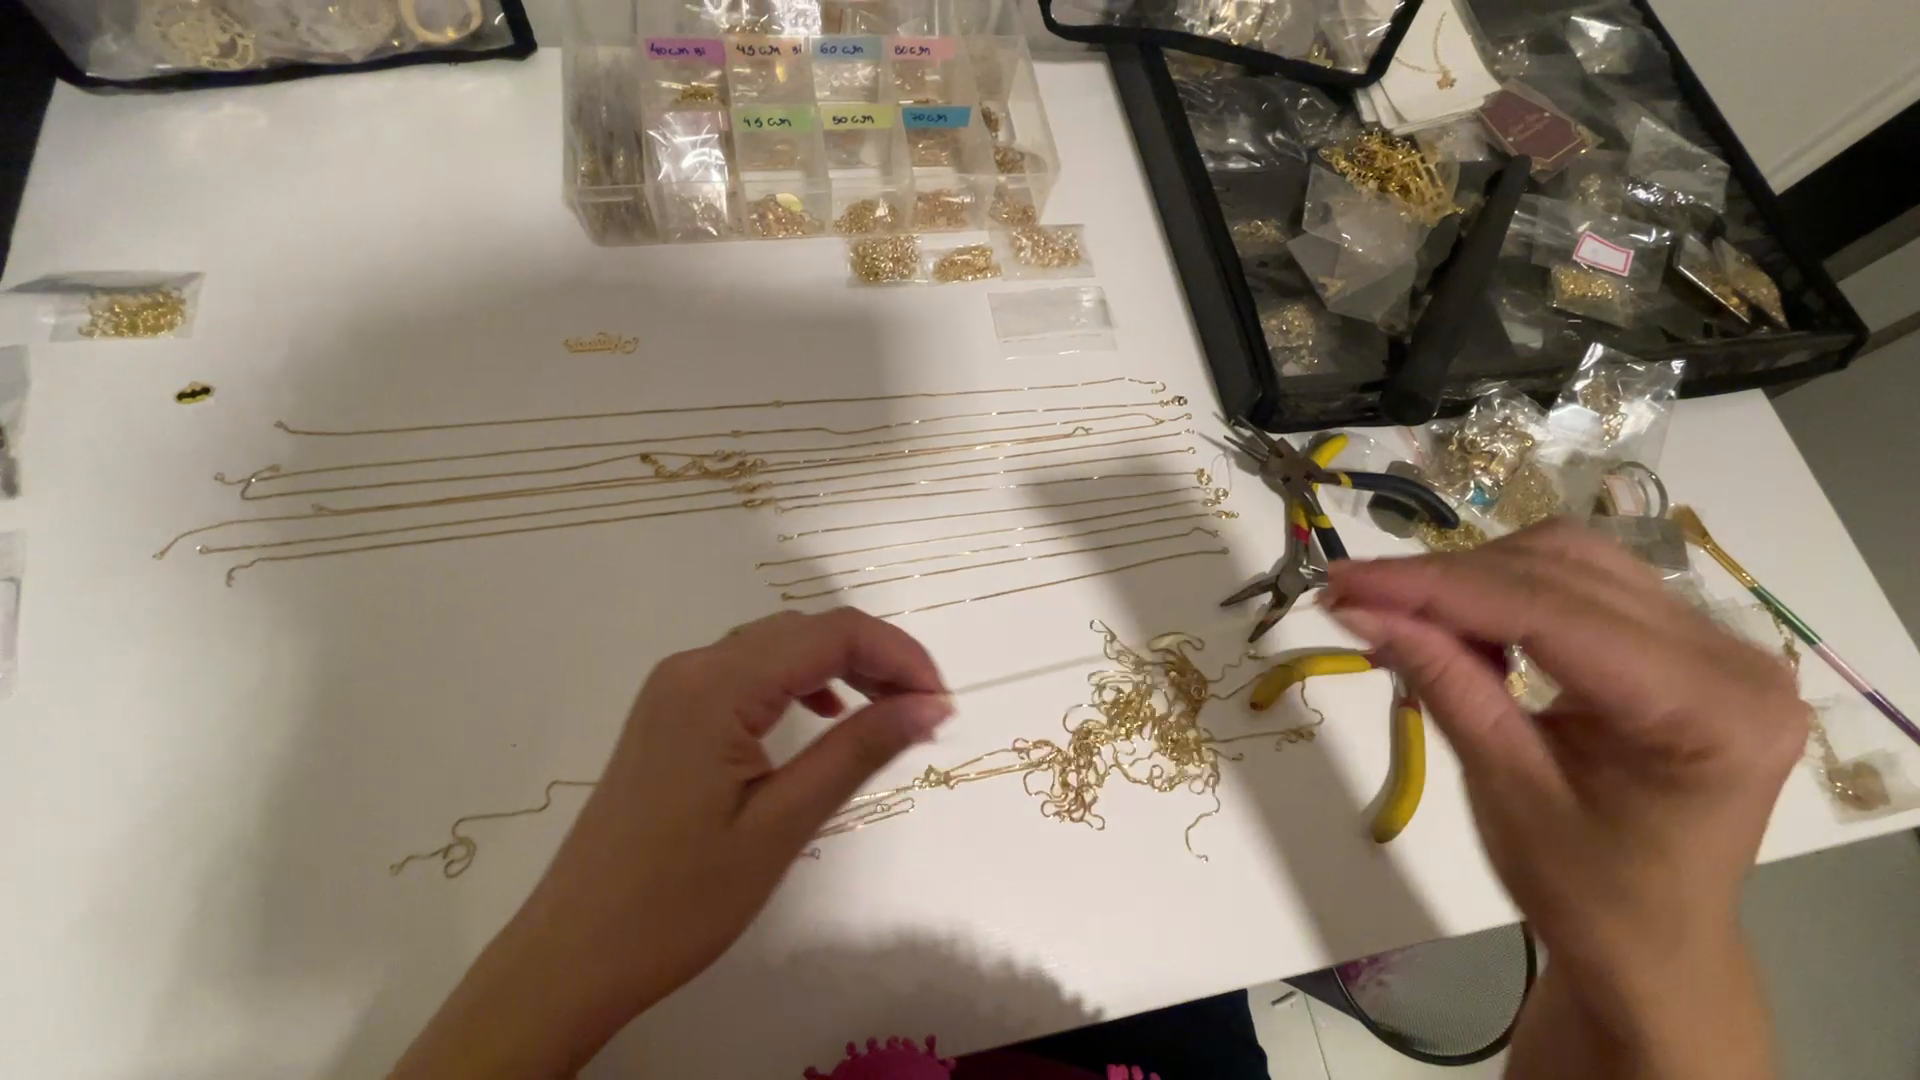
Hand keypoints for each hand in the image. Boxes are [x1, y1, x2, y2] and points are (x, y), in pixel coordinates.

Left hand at [391, 608, 951, 1079]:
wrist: (572, 955)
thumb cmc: (678, 900)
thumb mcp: (783, 824)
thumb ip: (859, 750)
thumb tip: (931, 704)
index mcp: (717, 685)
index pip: (832, 634)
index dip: (899, 655)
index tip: (943, 703)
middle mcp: (693, 667)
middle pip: (806, 631)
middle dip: (875, 657)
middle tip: (925, 710)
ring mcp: (675, 688)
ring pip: (778, 647)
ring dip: (840, 667)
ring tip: (887, 711)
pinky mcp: (670, 713)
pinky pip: (749, 673)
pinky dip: (800, 683)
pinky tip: (823, 716)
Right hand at [1323, 521, 1805, 1078]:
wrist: (1650, 936)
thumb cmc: (1582, 886)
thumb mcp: (1501, 784)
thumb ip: (1440, 681)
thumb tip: (1355, 607)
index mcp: (1709, 709)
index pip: (1548, 611)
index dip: (1433, 587)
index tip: (1340, 582)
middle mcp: (1732, 656)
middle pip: (1559, 569)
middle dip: (1443, 578)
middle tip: (1352, 597)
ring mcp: (1716, 641)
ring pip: (1564, 558)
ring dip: (1469, 577)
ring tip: (1401, 614)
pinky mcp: (1684, 639)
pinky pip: (1578, 579)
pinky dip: (1500, 588)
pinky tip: (1459, 623)